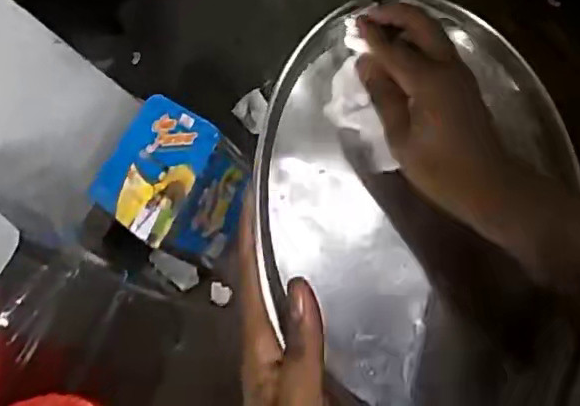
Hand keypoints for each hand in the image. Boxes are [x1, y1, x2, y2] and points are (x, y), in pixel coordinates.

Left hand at [239, 206, 324, 405]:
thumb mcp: (296, 397)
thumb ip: (300, 348)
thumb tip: (299, 282)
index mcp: (256, 344)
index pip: (248, 277)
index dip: (247, 234)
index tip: (250, 194)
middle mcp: (264, 346)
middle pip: (263, 283)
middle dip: (268, 242)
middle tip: (283, 199)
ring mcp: (280, 359)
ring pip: (284, 300)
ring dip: (291, 265)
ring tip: (306, 228)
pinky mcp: (299, 372)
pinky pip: (305, 321)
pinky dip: (315, 295)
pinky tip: (332, 288)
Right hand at [356, 3, 535, 234]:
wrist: (492, 186)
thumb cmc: (443, 170)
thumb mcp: (401, 139)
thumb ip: (383, 96)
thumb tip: (367, 63)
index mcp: (428, 80)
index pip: (393, 48)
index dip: (371, 35)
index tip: (353, 24)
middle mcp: (446, 66)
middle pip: (420, 22)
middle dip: (393, 12)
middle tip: (368, 16)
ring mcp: (459, 70)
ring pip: (432, 29)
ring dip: (407, 21)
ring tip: (381, 26)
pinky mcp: (463, 79)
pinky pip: (438, 44)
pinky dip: (417, 36)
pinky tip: (401, 49)